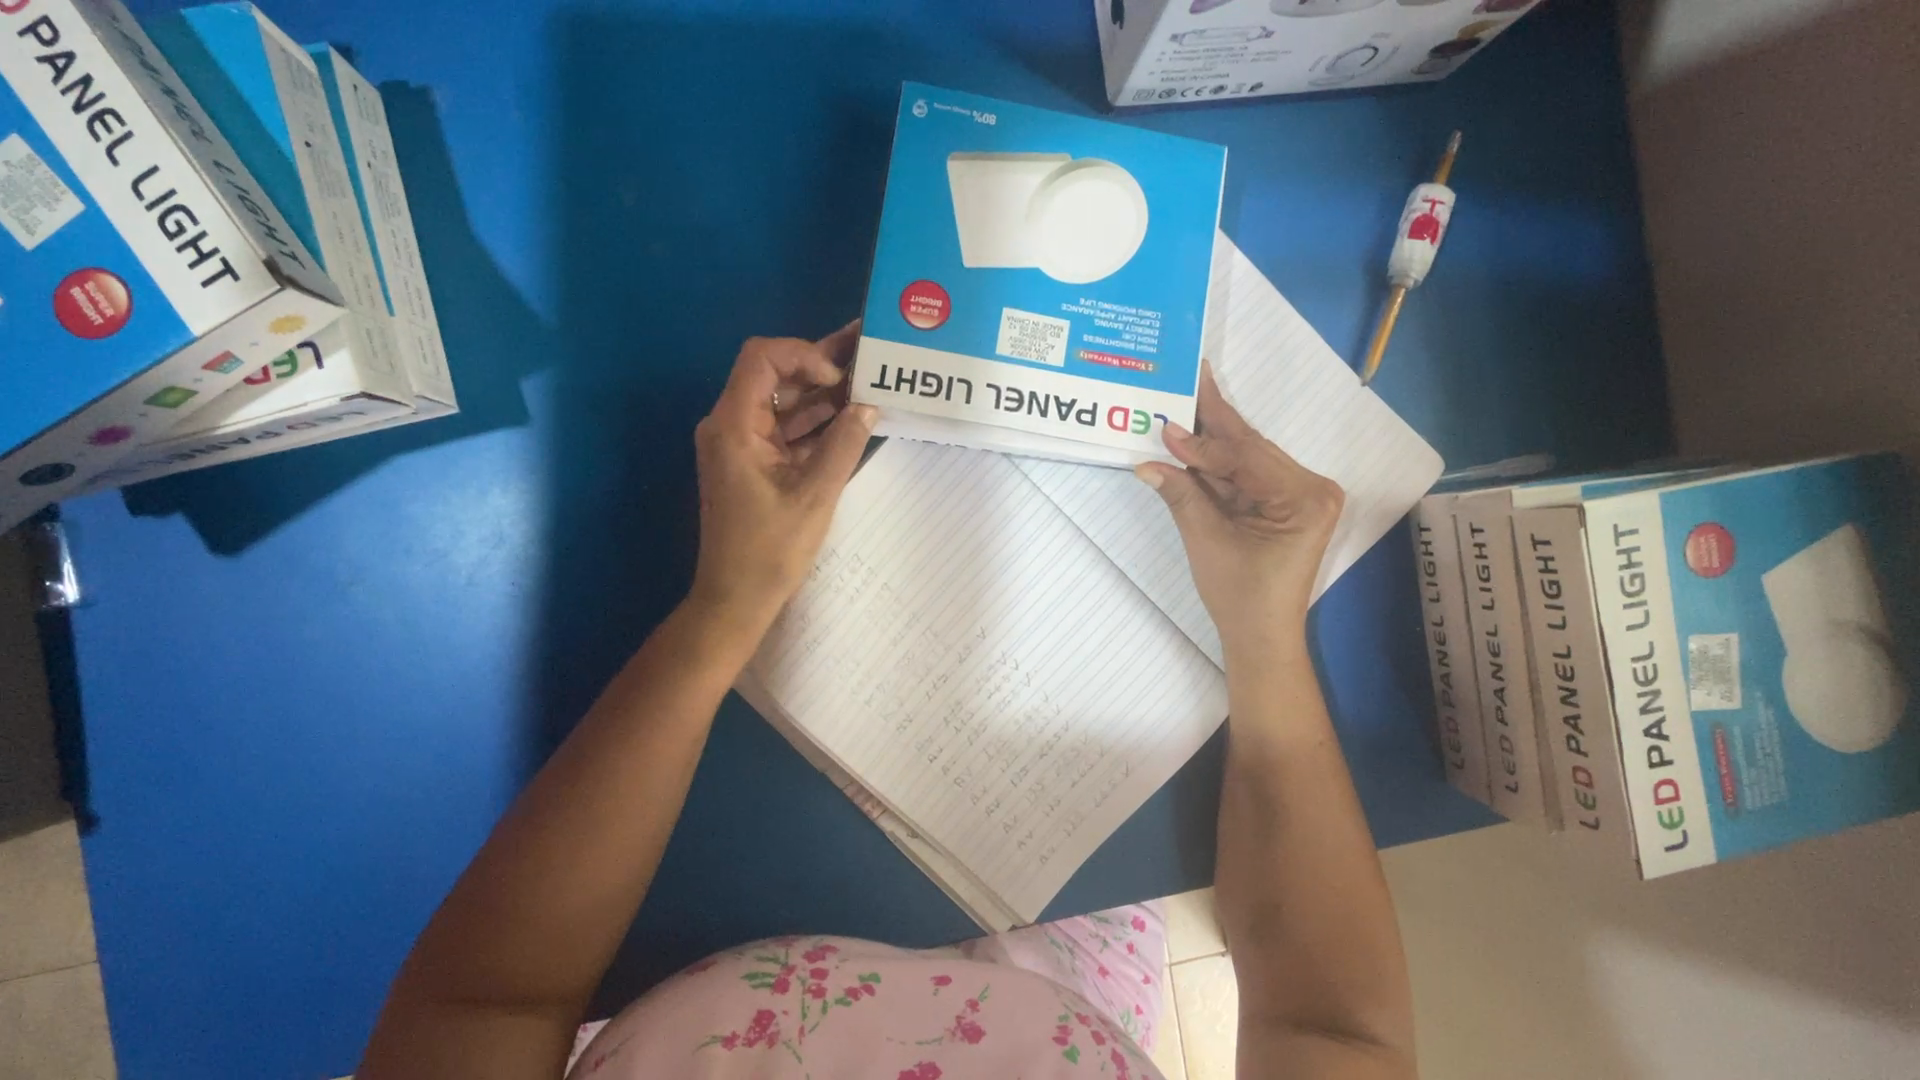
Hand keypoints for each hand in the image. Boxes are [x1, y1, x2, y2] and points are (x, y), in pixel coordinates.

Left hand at [689, 321, 876, 630]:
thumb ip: (844, 445)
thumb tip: (869, 406)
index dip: (804, 355)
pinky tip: (852, 419)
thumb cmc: (770, 551)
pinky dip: (815, 423)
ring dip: (822, 395)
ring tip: (869, 381)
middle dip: (820, 367)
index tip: (840, 380)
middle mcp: (731, 425)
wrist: (736, 599)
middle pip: (774, 375)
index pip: (762, 358)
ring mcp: (741, 444)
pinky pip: (785, 429)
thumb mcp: (815, 496)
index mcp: (734, 425)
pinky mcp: (753, 463)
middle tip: (868, 355)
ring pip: (783, 402)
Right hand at [1135, 364, 1344, 660]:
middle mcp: (1311, 488)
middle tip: (1190, 379)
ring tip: (1187, 401)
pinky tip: (1194, 437)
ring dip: (1213, 437)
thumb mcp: (1207, 541)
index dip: (1202, 443)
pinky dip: (1217, 461)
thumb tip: (1147, 461)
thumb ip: (1182, 495)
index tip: (1166, 425)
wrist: (1260, 635)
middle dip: (1213, 421)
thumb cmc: (1241, 595)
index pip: (1245, 458)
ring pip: (1247, 456)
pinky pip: (1246, 473)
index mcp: (1304, 498)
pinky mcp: (1284, 502)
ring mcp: (1300, 494)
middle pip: (1250, 448)